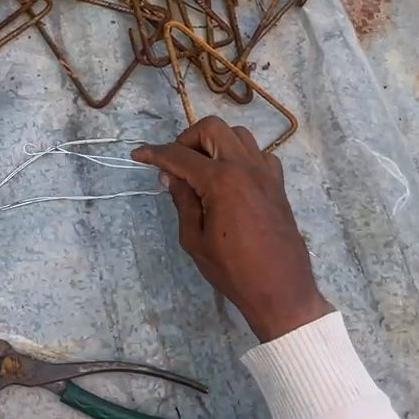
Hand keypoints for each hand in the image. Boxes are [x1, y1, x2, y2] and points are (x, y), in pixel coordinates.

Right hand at [133, 117, 331, 341]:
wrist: (281, 290)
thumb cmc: (232, 270)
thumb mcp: (194, 238)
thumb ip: (182, 200)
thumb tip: (171, 175)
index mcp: (222, 181)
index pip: (179, 155)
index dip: (154, 154)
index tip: (137, 155)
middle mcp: (245, 167)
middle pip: (211, 128)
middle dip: (187, 140)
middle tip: (175, 165)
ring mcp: (266, 173)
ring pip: (236, 134)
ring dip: (214, 144)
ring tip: (201, 169)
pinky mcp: (277, 183)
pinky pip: (257, 153)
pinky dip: (238, 157)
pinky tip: (229, 179)